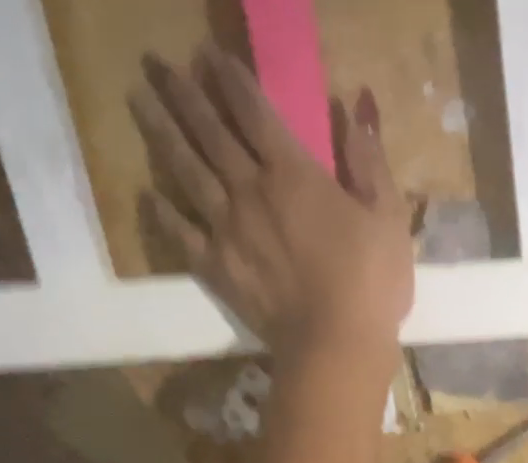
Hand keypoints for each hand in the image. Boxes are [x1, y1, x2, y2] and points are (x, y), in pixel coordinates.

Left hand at [130, 46, 412, 390]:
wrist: (335, 342)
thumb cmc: (372, 280)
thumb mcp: (389, 217)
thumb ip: (368, 162)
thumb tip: (355, 109)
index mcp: (293, 173)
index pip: (254, 112)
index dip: (231, 79)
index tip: (210, 55)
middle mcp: (249, 189)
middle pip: (209, 131)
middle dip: (184, 93)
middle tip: (157, 66)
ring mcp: (225, 227)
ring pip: (185, 169)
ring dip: (160, 131)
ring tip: (139, 101)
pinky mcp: (215, 265)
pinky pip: (180, 230)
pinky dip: (162, 210)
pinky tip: (149, 193)